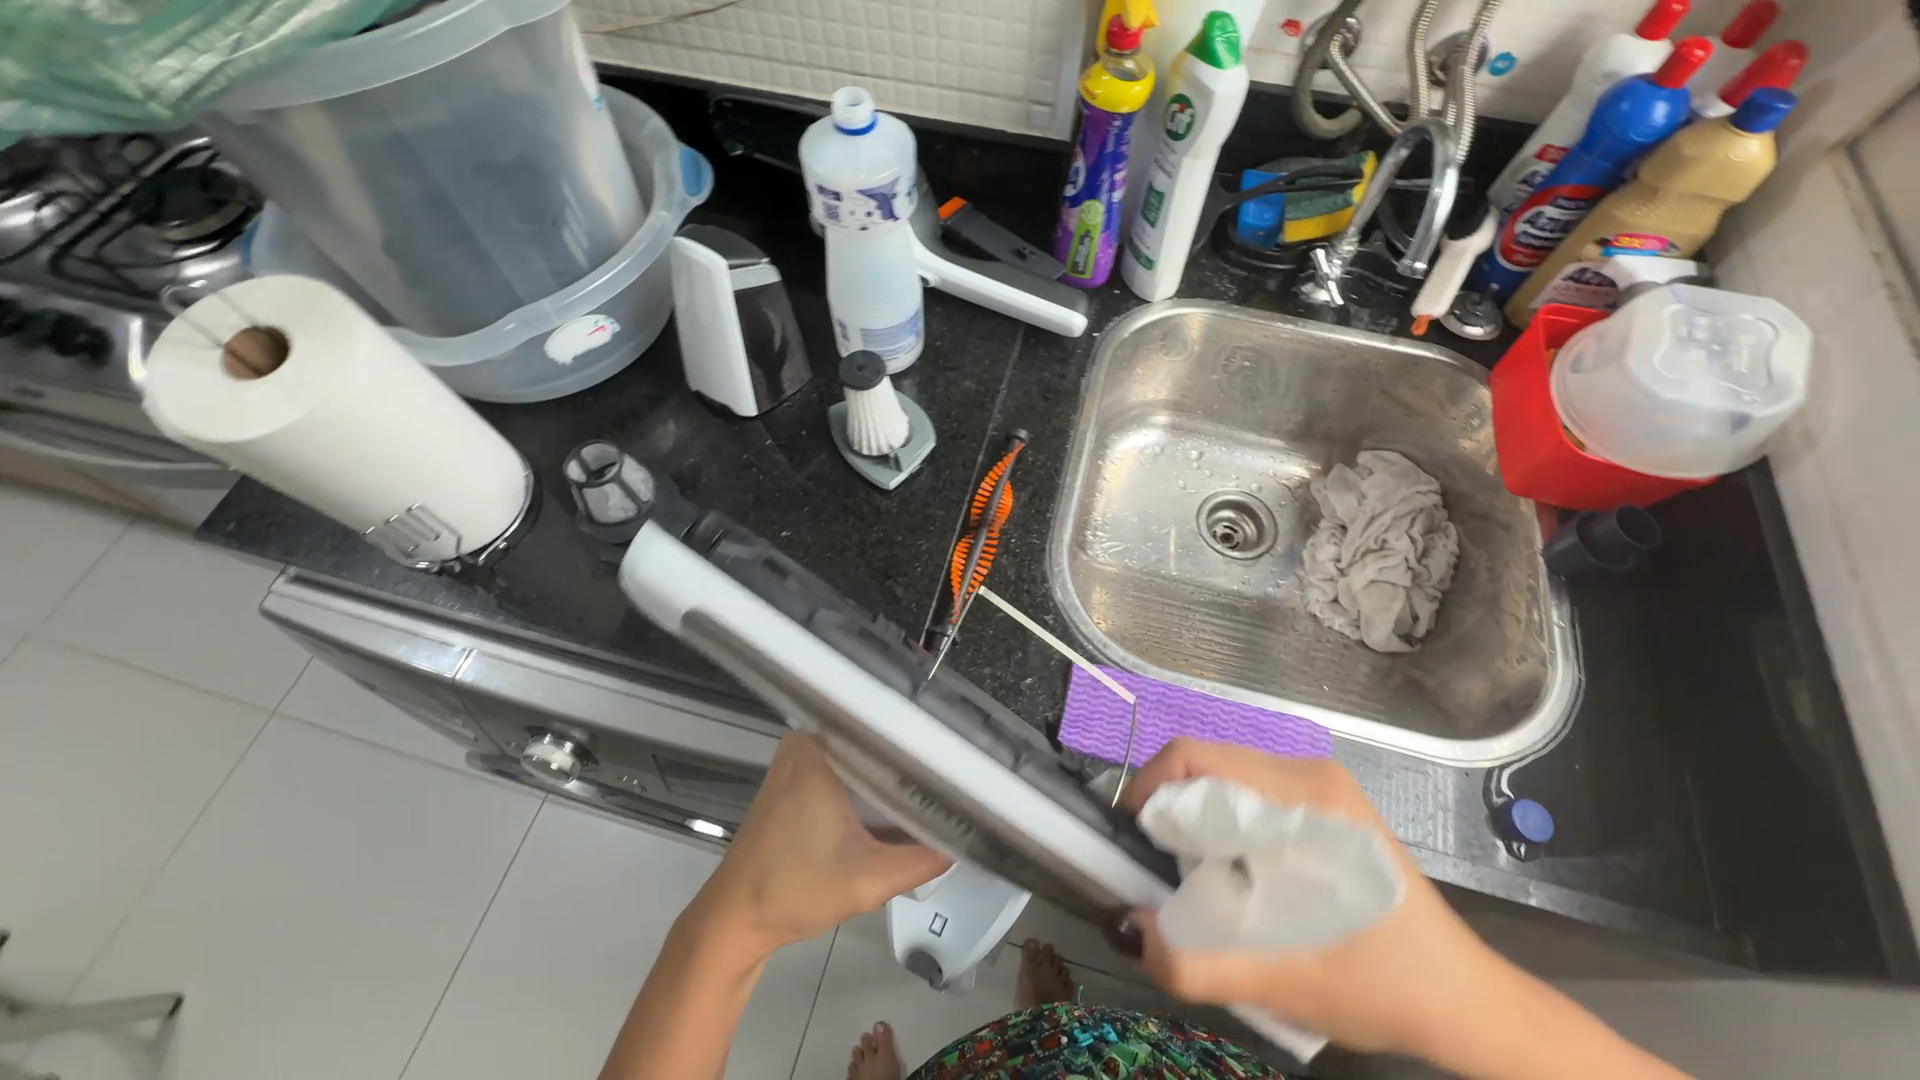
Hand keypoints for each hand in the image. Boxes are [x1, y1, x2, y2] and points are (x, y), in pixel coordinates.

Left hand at [694, 734, 949, 956]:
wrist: (735, 921)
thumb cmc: (794, 891)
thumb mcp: (870, 879)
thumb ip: (925, 860)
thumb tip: (972, 842)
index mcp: (819, 747)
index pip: (887, 732)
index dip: (928, 749)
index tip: (965, 762)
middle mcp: (808, 742)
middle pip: (877, 745)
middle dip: (916, 765)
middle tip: (962, 779)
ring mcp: (800, 761)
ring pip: (864, 761)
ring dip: (896, 781)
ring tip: (944, 792)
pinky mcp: (798, 782)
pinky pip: (848, 775)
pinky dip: (873, 792)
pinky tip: (905, 809)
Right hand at [1117, 738, 1513, 1059]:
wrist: (1464, 1004)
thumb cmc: (1382, 986)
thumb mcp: (1282, 982)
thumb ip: (1194, 961)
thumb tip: (1121, 928)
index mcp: (1303, 794)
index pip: (1196, 757)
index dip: (1146, 789)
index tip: (1126, 842)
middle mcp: (1308, 774)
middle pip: (1204, 767)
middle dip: (1165, 816)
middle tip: (1152, 876)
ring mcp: (1317, 789)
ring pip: (1222, 784)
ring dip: (1190, 827)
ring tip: (1186, 884)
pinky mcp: (1320, 810)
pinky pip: (1245, 800)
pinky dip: (1217, 833)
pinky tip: (1227, 883)